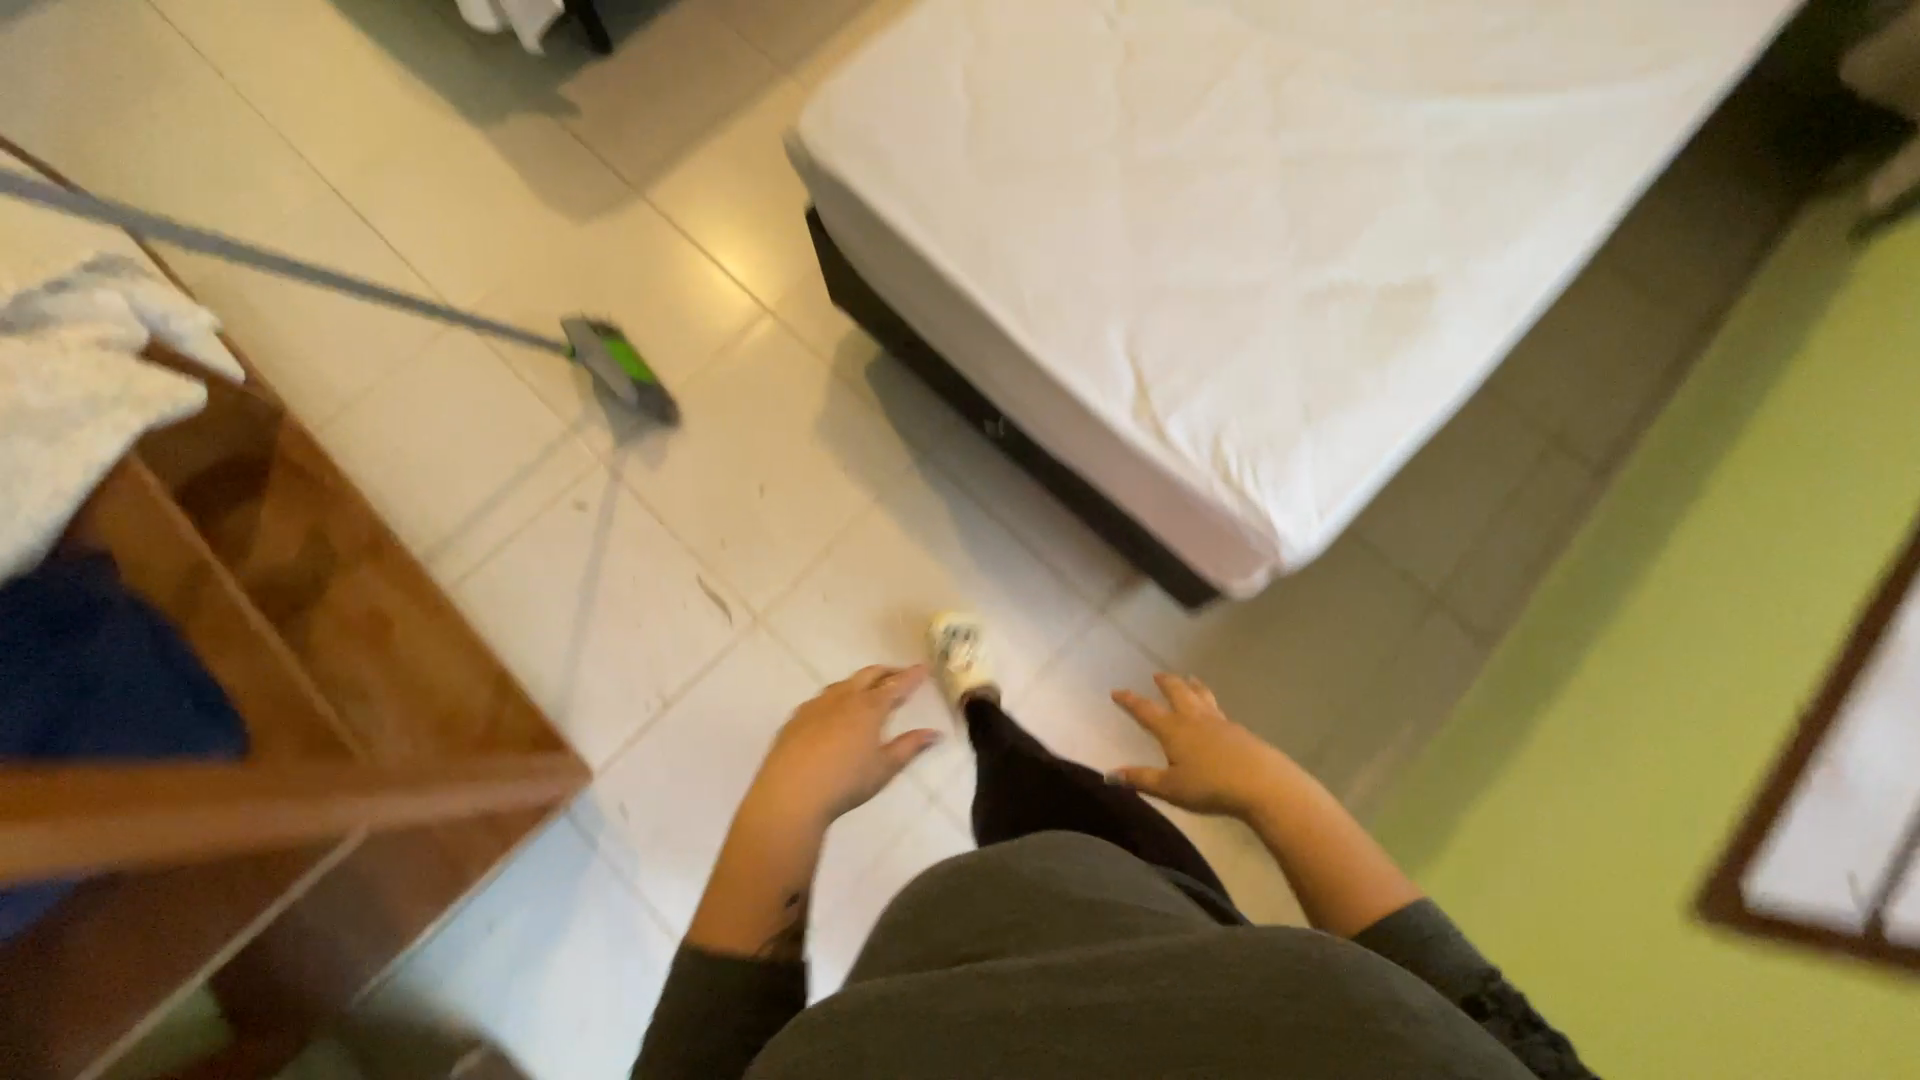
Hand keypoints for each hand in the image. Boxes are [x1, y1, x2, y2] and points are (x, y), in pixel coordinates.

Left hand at [748, 664, 940, 825]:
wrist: (790, 794)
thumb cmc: (845, 782)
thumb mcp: (884, 768)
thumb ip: (910, 747)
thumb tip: (935, 733)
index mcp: (869, 707)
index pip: (896, 685)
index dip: (912, 676)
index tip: (924, 668)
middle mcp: (843, 698)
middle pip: (869, 675)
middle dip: (888, 672)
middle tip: (900, 675)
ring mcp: (816, 705)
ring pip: (844, 683)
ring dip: (861, 682)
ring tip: (869, 691)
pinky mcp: (796, 717)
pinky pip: (822, 698)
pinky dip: (837, 696)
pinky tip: (835, 711)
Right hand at [1110, 673, 1301, 819]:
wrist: (1261, 783)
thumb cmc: (1209, 786)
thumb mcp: (1170, 787)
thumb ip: (1140, 779)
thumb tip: (1109, 774)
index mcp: (1173, 730)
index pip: (1146, 710)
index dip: (1130, 701)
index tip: (1117, 691)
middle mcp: (1194, 719)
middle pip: (1177, 692)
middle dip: (1165, 682)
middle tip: (1157, 674)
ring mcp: (1219, 722)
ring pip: (1202, 696)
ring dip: (1192, 686)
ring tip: (1190, 678)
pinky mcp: (1238, 731)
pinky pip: (1218, 710)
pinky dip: (1210, 702)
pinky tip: (1215, 713)